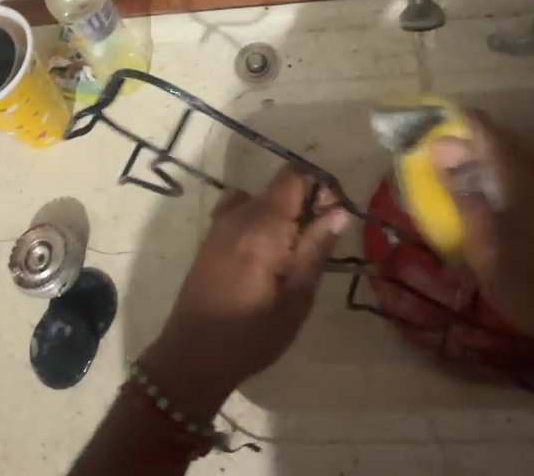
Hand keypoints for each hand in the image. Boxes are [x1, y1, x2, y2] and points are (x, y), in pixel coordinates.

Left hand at [142, 164, 349, 401]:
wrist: (193, 355)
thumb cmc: (252, 334)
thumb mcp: (296, 299)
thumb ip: (316, 250)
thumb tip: (340, 212)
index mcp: (263, 225)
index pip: (293, 177)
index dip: (318, 188)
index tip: (331, 218)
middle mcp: (238, 214)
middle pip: (278, 188)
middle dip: (303, 206)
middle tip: (315, 246)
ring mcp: (220, 223)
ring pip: (260, 200)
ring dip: (280, 215)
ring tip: (289, 253)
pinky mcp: (210, 237)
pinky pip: (240, 211)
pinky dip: (257, 220)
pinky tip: (262, 251)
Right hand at [428, 111, 533, 343]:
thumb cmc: (528, 277)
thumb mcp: (483, 238)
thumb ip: (462, 191)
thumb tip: (439, 148)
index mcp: (513, 172)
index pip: (480, 125)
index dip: (450, 121)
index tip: (419, 131)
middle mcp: (528, 173)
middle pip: (488, 142)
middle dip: (454, 145)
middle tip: (421, 163)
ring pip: (496, 163)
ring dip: (467, 167)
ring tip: (437, 185)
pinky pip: (504, 183)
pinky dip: (481, 186)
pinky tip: (466, 209)